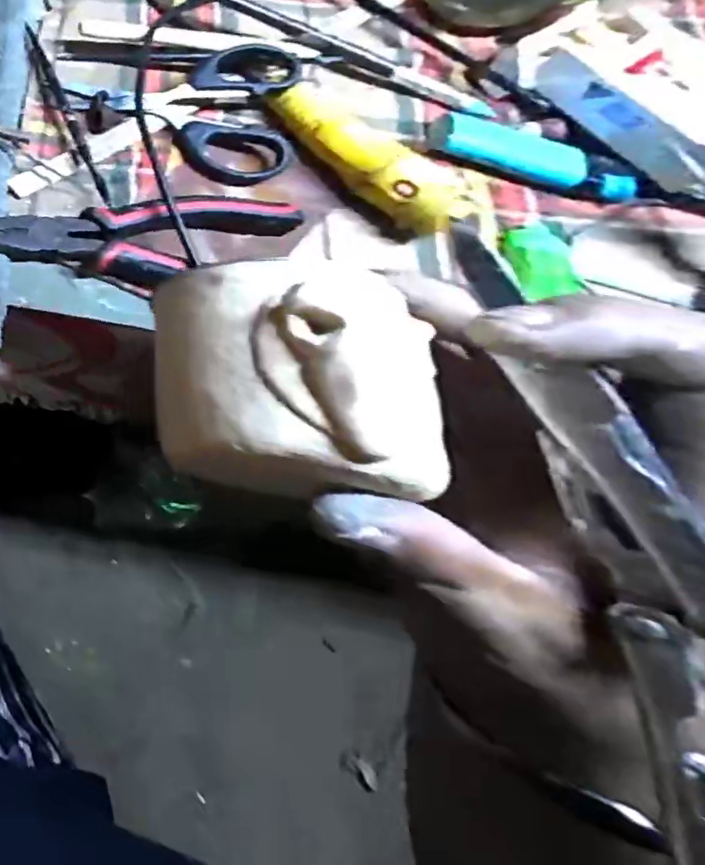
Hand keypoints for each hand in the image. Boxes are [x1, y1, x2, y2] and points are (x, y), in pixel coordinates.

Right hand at [311, 285, 704, 841]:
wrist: (545, 692)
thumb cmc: (573, 675)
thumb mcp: (518, 632)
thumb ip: (443, 570)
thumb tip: (336, 514)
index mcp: (665, 475)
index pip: (682, 363)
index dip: (605, 327)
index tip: (500, 334)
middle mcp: (600, 434)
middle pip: (552, 337)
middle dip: (460, 304)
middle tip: (367, 290)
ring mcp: (527, 433)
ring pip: (477, 349)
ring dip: (401, 319)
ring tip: (324, 302)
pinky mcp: (462, 441)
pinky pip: (422, 383)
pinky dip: (370, 357)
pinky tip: (315, 347)